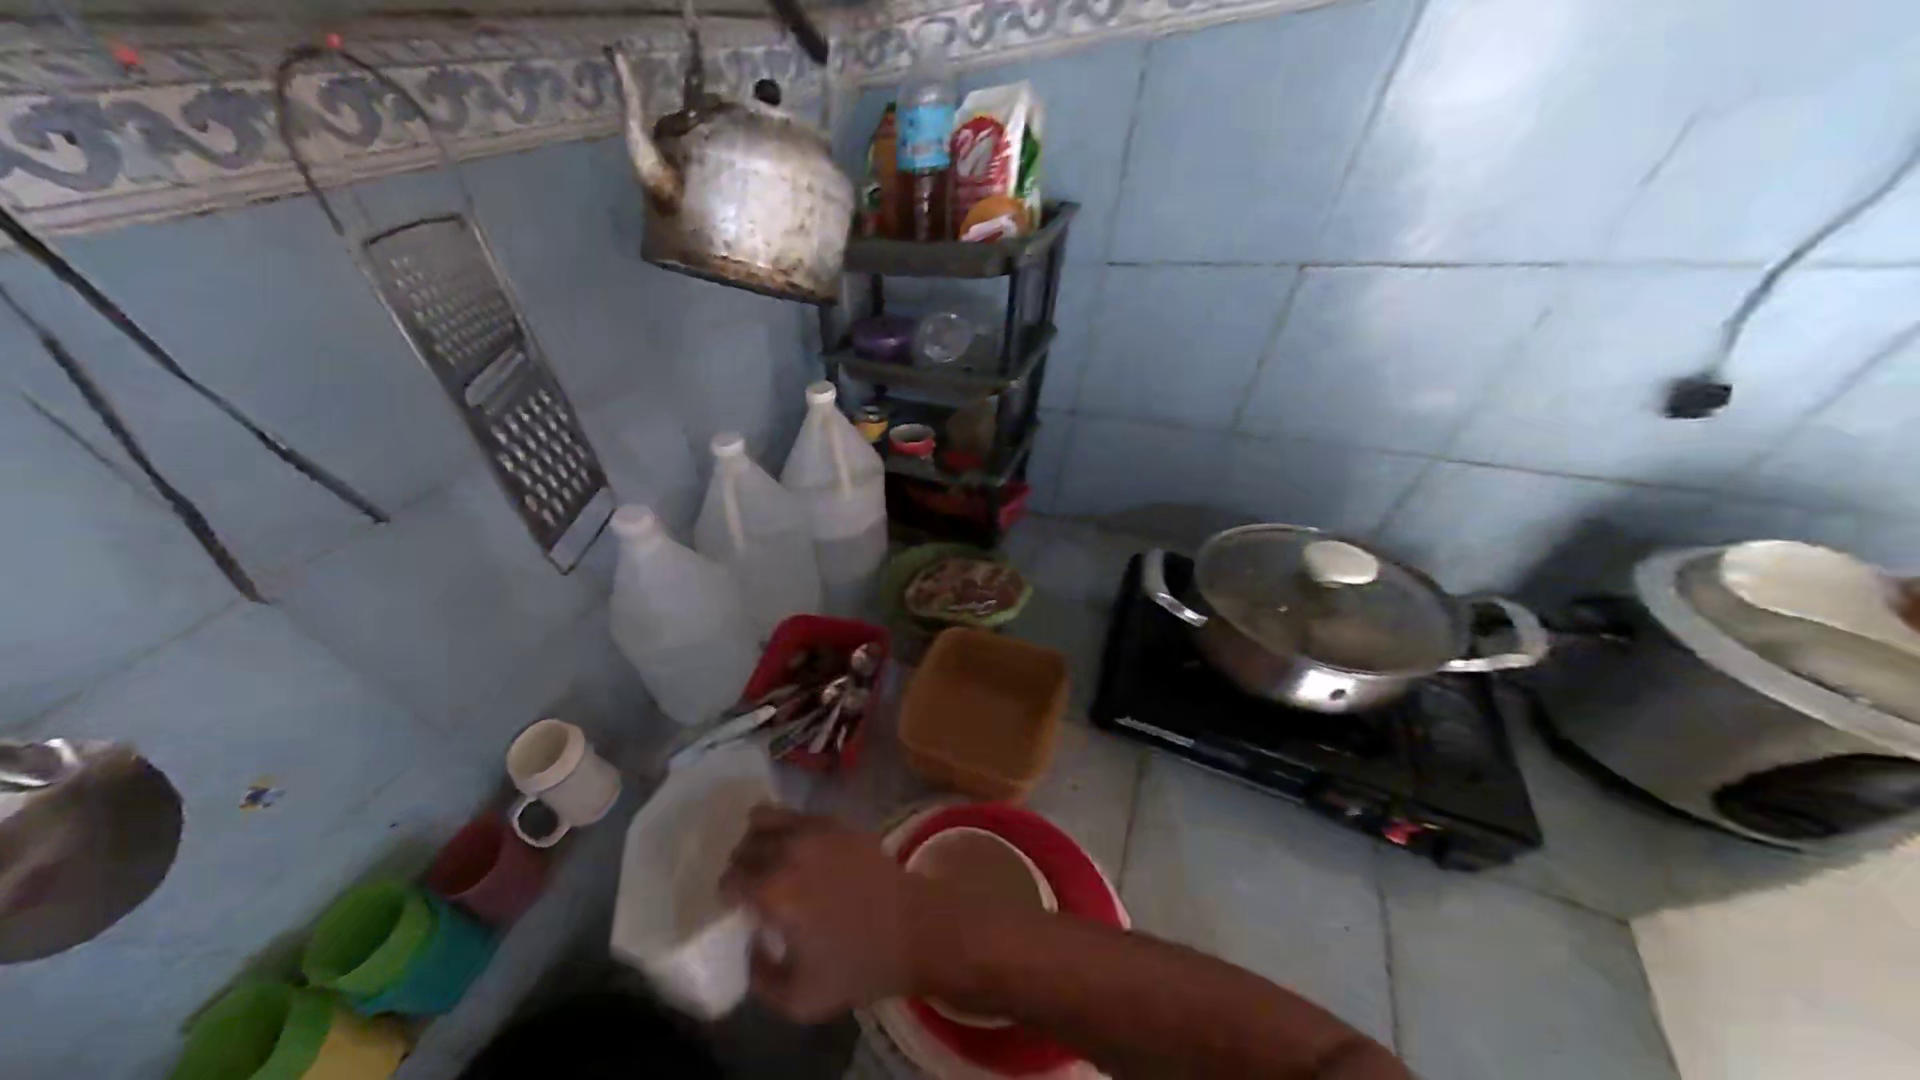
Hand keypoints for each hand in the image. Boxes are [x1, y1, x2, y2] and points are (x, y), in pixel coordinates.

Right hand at [719, 806, 925, 1021]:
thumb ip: (759, 976)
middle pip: (746, 844)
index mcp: (775, 890)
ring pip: (768, 816)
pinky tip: (800, 851)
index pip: (731, 878)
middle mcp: (791, 850)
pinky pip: (799, 815)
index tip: (738, 908)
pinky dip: (789, 828)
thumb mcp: (798, 998)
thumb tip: (752, 944)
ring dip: (760, 838)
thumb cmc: (859, 965)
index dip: (729, 894)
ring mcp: (818, 829)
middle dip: (742, 864)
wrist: (916, 929)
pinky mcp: (841, 822)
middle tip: (752, 886)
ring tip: (771, 861)